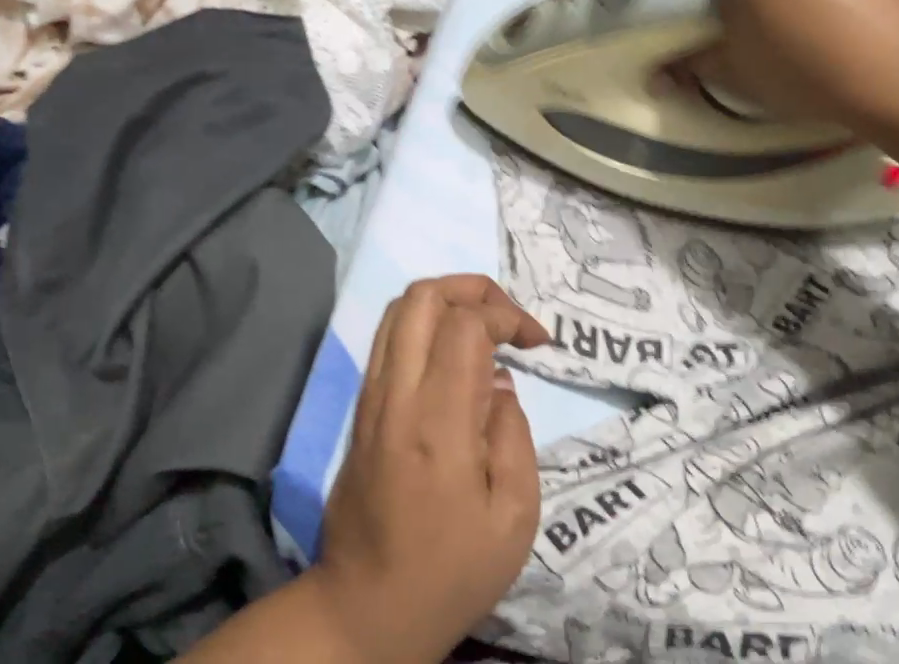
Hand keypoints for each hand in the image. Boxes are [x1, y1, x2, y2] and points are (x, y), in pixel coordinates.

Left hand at [307, 275, 551, 663]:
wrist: (365, 609)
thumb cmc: (451, 571)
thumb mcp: (514, 517)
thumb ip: (513, 434)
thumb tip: (497, 382)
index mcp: (438, 423)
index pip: (464, 324)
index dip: (507, 315)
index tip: (538, 344)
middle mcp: (395, 397)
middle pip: (420, 297)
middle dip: (473, 288)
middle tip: (510, 319)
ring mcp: (370, 401)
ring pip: (396, 312)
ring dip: (445, 302)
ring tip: (486, 330)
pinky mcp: (360, 413)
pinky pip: (387, 343)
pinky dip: (424, 327)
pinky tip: (455, 359)